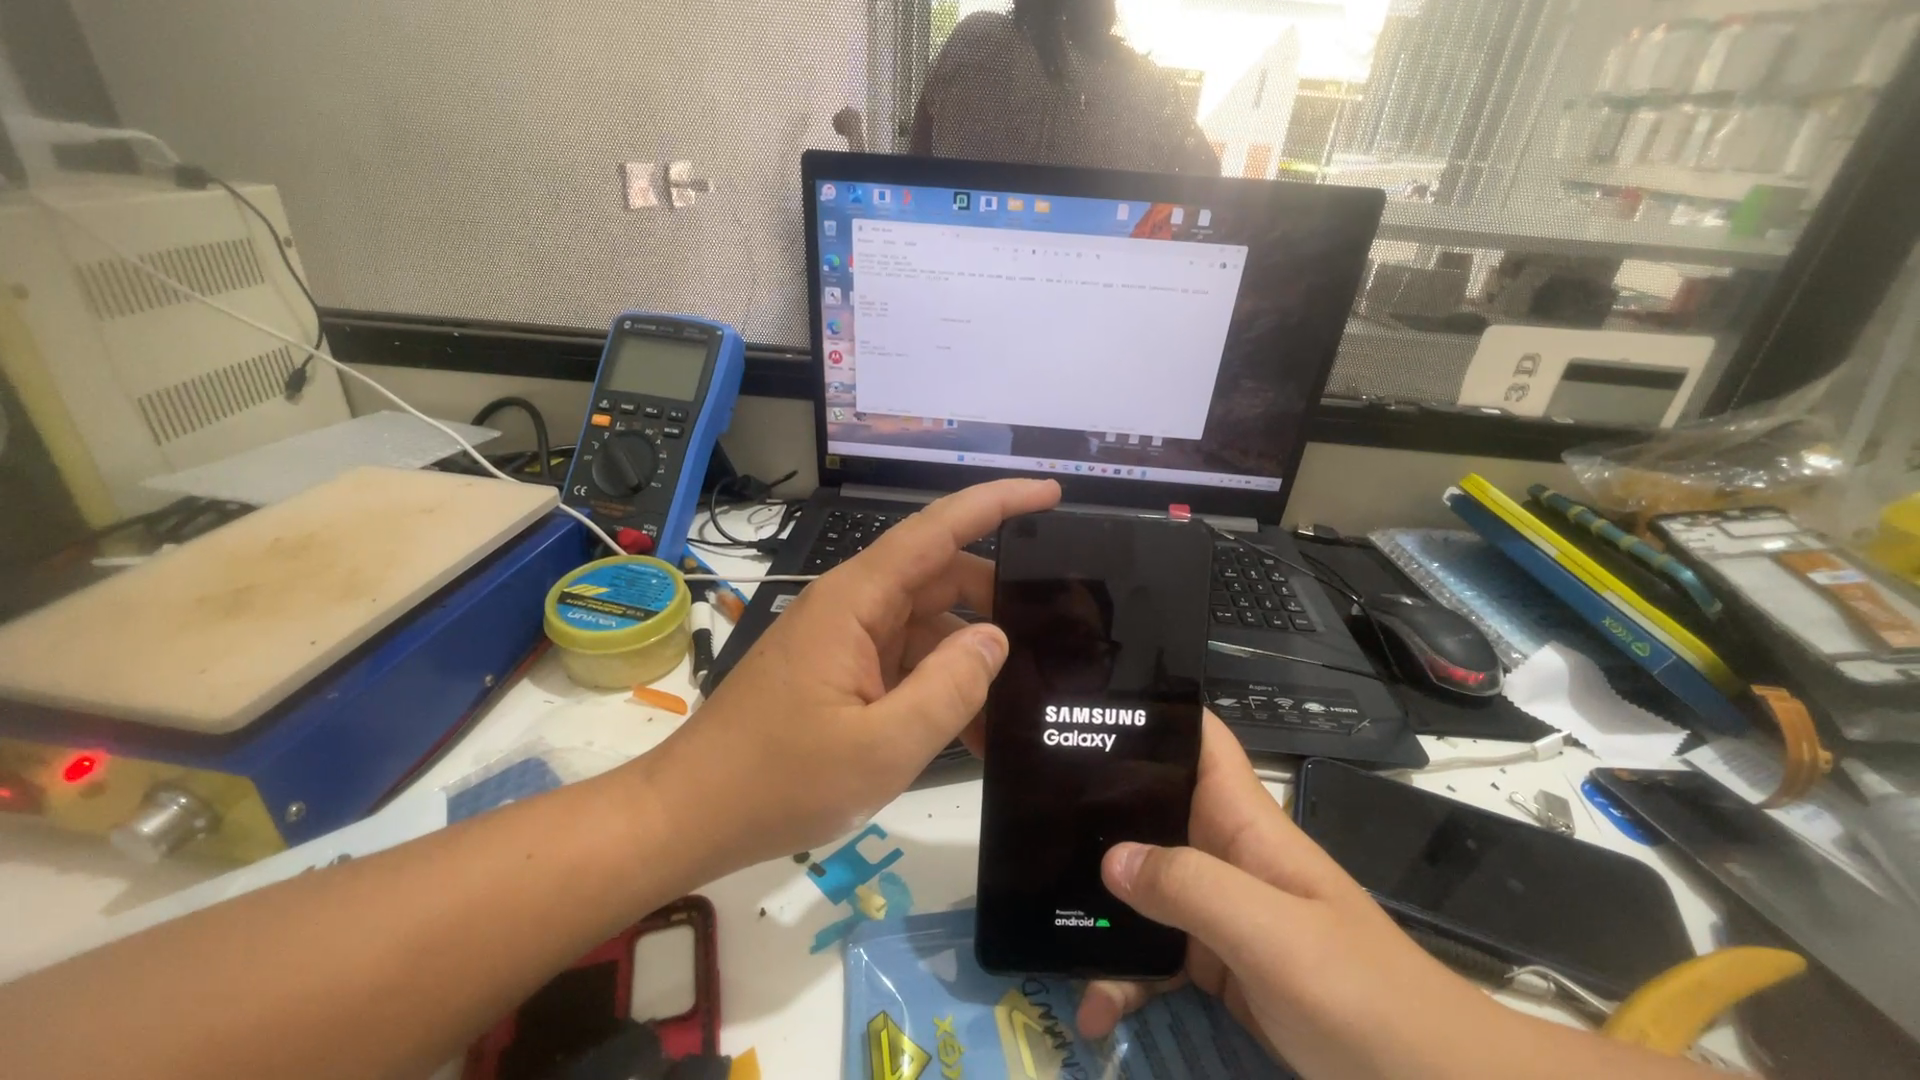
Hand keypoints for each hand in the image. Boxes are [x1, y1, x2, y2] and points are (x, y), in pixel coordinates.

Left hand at [642, 478, 1060, 872]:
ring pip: (929, 626)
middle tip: (1060, 636)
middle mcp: (852, 607)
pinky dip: (942, 687)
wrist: (693, 814)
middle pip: (941, 578)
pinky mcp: (841, 672)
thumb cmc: (779, 780)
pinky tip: (977, 732)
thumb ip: (950, 690)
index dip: (996, 503)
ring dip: (972, 659)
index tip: (1052, 493)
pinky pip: (906, 663)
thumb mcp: (882, 746)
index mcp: (856, 602)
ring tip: (1025, 701)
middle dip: (1000, 600)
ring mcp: (845, 640)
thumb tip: (995, 639)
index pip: (936, 530)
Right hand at [1077, 714, 1519, 1078]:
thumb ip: (1194, 890)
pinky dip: (1121, 977)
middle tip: (1023, 820)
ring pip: (1141, 889)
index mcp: (1245, 826)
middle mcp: (1224, 856)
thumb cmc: (1361, 995)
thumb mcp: (1275, 938)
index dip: (1151, 715)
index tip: (1080, 712)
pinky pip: (1152, 955)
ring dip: (1097, 911)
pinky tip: (1092, 1008)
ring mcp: (1218, 913)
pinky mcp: (1214, 965)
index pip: (1200, 743)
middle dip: (1092, 814)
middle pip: (1150, 812)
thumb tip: (1109, 858)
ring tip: (1042, 932)